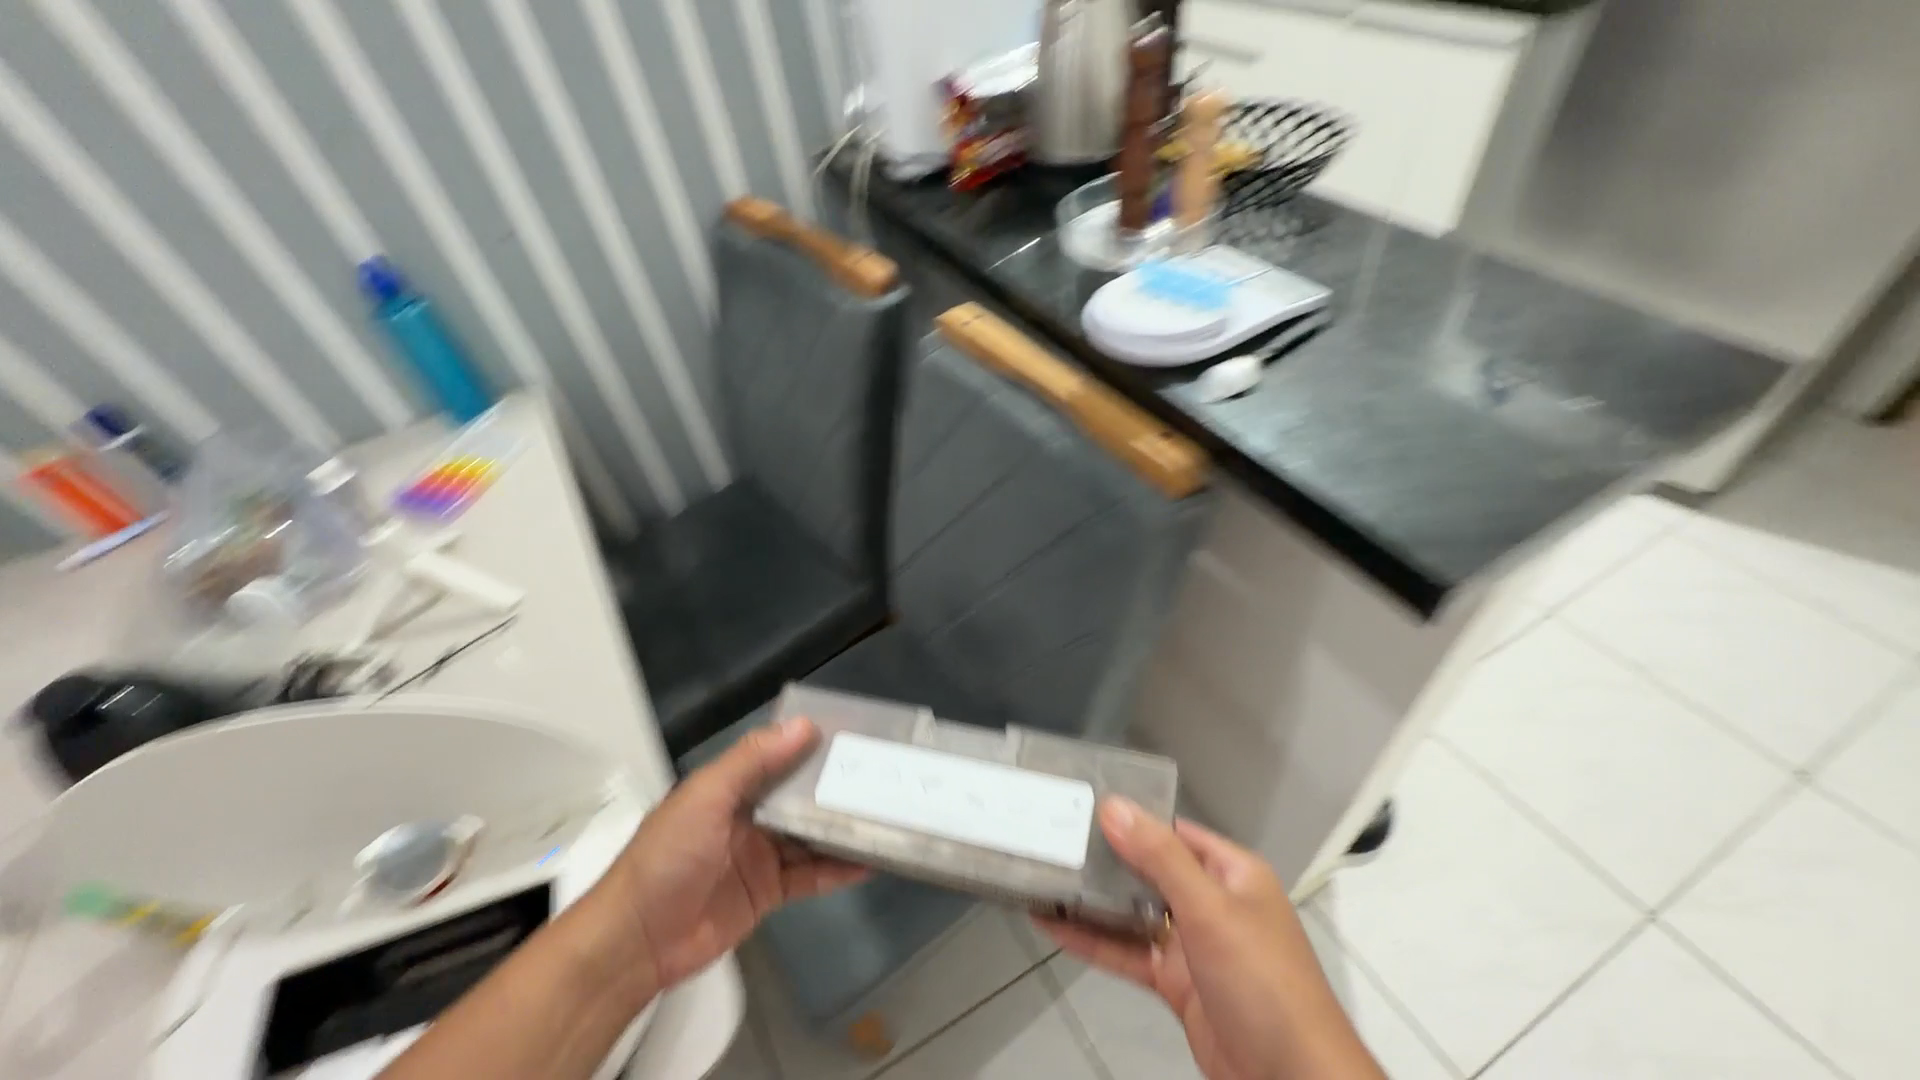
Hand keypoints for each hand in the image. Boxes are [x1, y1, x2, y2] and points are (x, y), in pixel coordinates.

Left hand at [595, 716, 867, 992]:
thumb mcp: (705, 798)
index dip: (812, 746)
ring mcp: (759, 856)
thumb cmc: (666, 858)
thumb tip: (804, 725)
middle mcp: (748, 817)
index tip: (855, 735)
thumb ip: (752, 762)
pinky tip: (870, 862)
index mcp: (729, 788)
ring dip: (843, 829)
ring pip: (811, 836)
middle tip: (885, 777)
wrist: (637, 941)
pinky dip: (838, 869)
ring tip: (887, 816)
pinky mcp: (768, 893)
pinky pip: (810, 876)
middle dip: (836, 789)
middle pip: (800, 798)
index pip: (778, 758)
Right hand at [1037, 800, 1383, 1079]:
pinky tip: (1053, 926)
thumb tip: (1114, 806)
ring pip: (1134, 913)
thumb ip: (1160, 858)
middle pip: (1149, 871)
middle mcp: (1212, 902)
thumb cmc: (1261, 980)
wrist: (1291, 1079)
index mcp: (1232, 873)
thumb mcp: (1210, 909)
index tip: (1081, 804)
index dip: (1131, 818)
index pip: (1174, 832)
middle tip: (1051, 838)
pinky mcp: (1176, 983)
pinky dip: (1093, 940)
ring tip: (1043, 878)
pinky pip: (1128, 953)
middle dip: (1104, 858)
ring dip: (1093, 901)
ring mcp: (1193, 945)